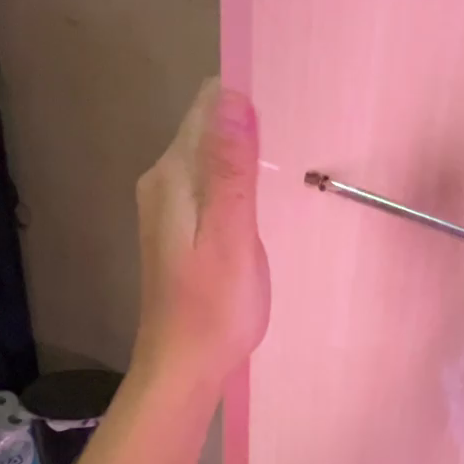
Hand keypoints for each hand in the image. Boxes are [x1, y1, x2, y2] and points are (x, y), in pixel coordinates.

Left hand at [131, 79, 270, 390]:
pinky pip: (211, 183)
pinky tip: (263, 199)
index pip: (206, 106)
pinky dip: (237, 181)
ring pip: (210, 155)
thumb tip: (233, 97)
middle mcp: (164, 181)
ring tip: (288, 163)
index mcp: (173, 177)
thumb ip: (231, 170)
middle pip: (206, 127)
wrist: (184, 365)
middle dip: (248, 123)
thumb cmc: (214, 309)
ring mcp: (169, 205)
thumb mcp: (230, 237)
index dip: (244, 98)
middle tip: (299, 139)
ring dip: (245, 153)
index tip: (288, 107)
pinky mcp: (181, 227)